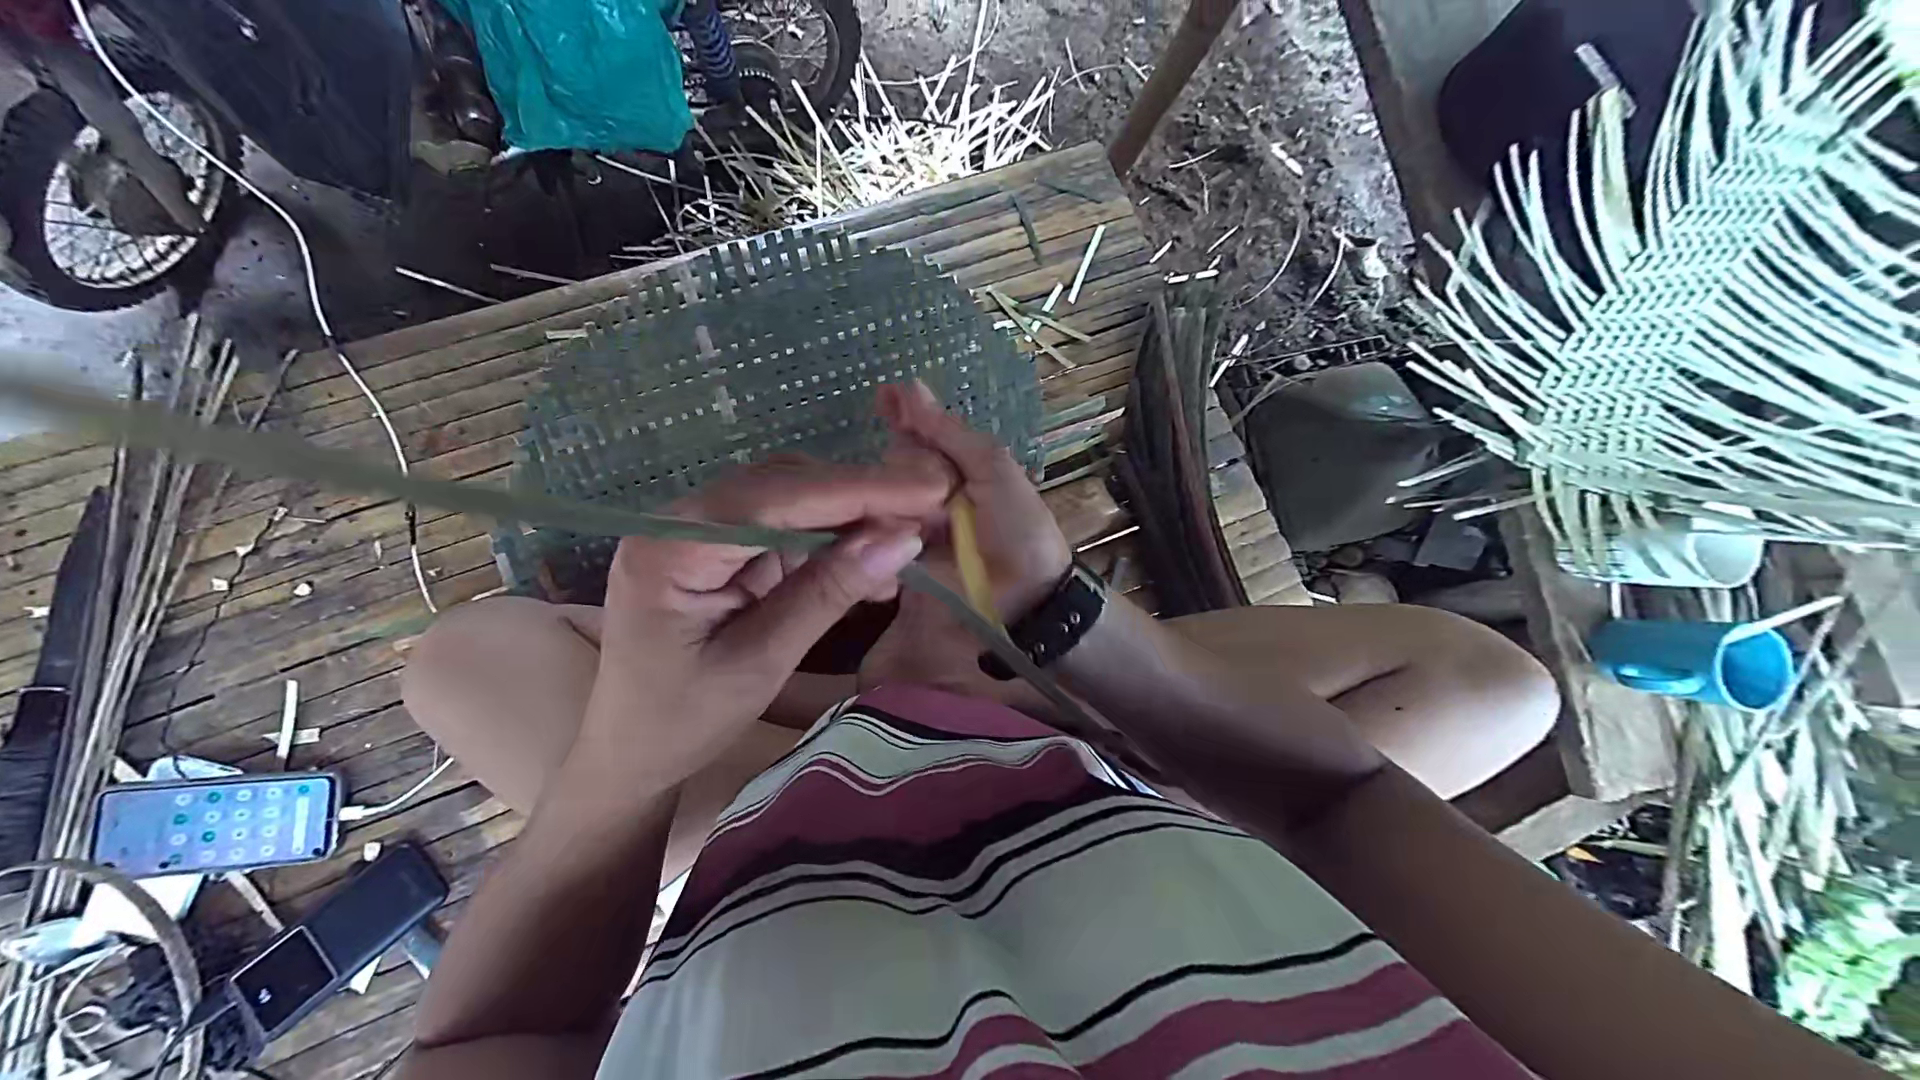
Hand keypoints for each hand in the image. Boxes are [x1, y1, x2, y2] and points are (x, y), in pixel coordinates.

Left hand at [578, 456, 950, 794]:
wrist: (632, 751)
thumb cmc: (685, 721)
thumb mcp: (763, 661)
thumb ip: (828, 593)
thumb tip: (902, 540)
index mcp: (670, 549)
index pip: (776, 498)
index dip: (857, 489)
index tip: (929, 487)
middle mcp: (679, 522)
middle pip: (783, 486)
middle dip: (861, 496)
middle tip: (932, 508)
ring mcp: (699, 532)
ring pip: (789, 498)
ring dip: (851, 516)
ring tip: (908, 540)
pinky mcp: (720, 548)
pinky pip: (785, 526)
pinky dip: (831, 541)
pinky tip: (870, 564)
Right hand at [877, 380, 1070, 621]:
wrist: (1027, 590)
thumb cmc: (1018, 523)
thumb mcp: (991, 467)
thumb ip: (947, 431)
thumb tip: (910, 386)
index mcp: (954, 463)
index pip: (917, 430)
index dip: (899, 411)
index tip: (881, 396)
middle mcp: (928, 486)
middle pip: (895, 458)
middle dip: (908, 463)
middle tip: (942, 491)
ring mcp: (912, 520)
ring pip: (882, 491)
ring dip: (896, 494)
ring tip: (934, 519)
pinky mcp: (900, 553)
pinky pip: (877, 529)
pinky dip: (881, 523)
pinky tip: (896, 524)